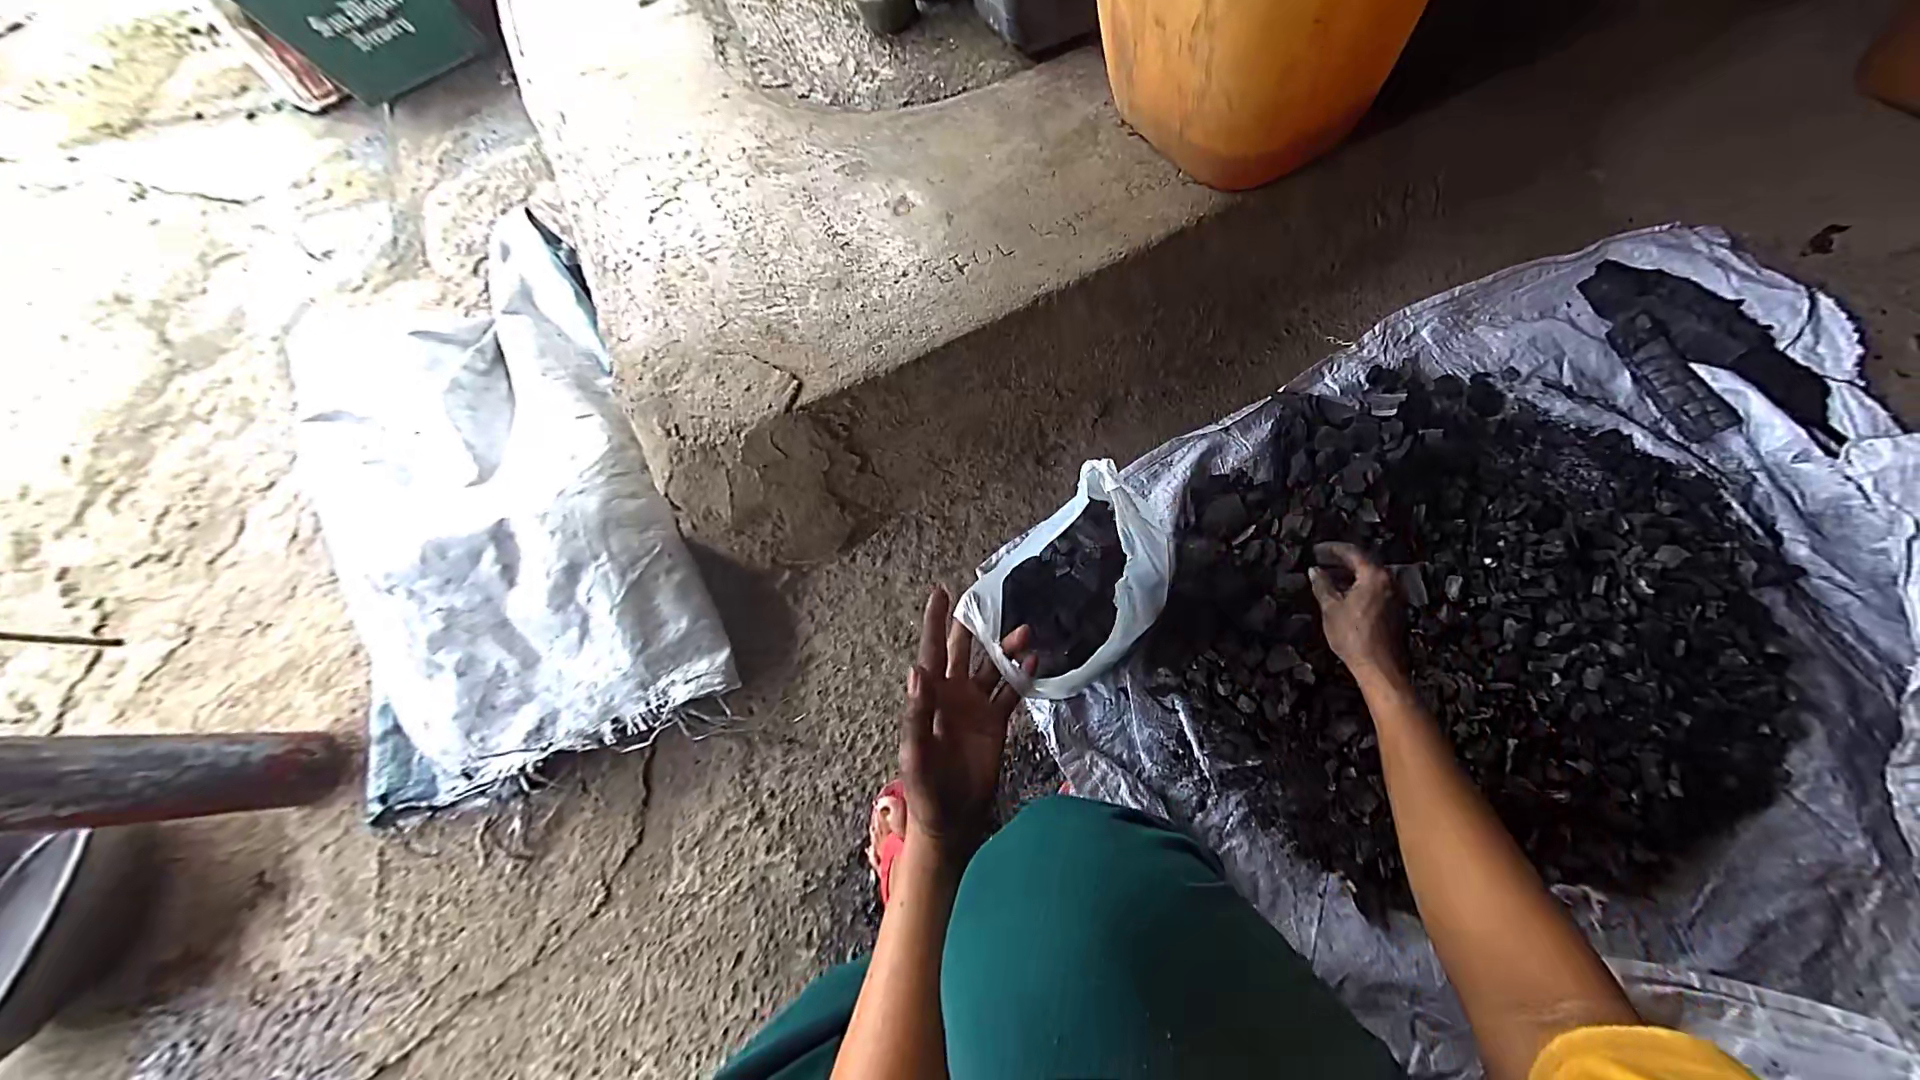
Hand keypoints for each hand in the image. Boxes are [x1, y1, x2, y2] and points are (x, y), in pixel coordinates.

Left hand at [898, 585, 1034, 857]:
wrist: (952, 816)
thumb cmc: (925, 785)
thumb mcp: (915, 750)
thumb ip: (917, 712)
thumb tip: (917, 671)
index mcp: (931, 694)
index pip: (932, 650)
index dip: (935, 622)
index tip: (941, 592)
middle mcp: (954, 693)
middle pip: (964, 650)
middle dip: (974, 626)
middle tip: (986, 598)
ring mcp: (976, 706)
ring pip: (993, 668)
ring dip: (1006, 649)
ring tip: (1024, 632)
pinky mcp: (996, 721)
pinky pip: (1011, 693)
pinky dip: (1021, 678)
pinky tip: (1033, 664)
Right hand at [1309, 542, 1404, 679]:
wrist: (1379, 666)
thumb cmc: (1355, 637)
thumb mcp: (1330, 606)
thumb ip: (1322, 584)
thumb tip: (1315, 572)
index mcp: (1375, 577)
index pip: (1353, 552)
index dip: (1332, 549)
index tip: (1317, 550)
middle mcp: (1390, 583)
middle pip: (1364, 563)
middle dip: (1340, 562)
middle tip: (1321, 561)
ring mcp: (1395, 597)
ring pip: (1369, 577)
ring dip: (1348, 575)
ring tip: (1327, 579)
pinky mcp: (1395, 610)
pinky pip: (1374, 590)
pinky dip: (1358, 587)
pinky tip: (1342, 596)